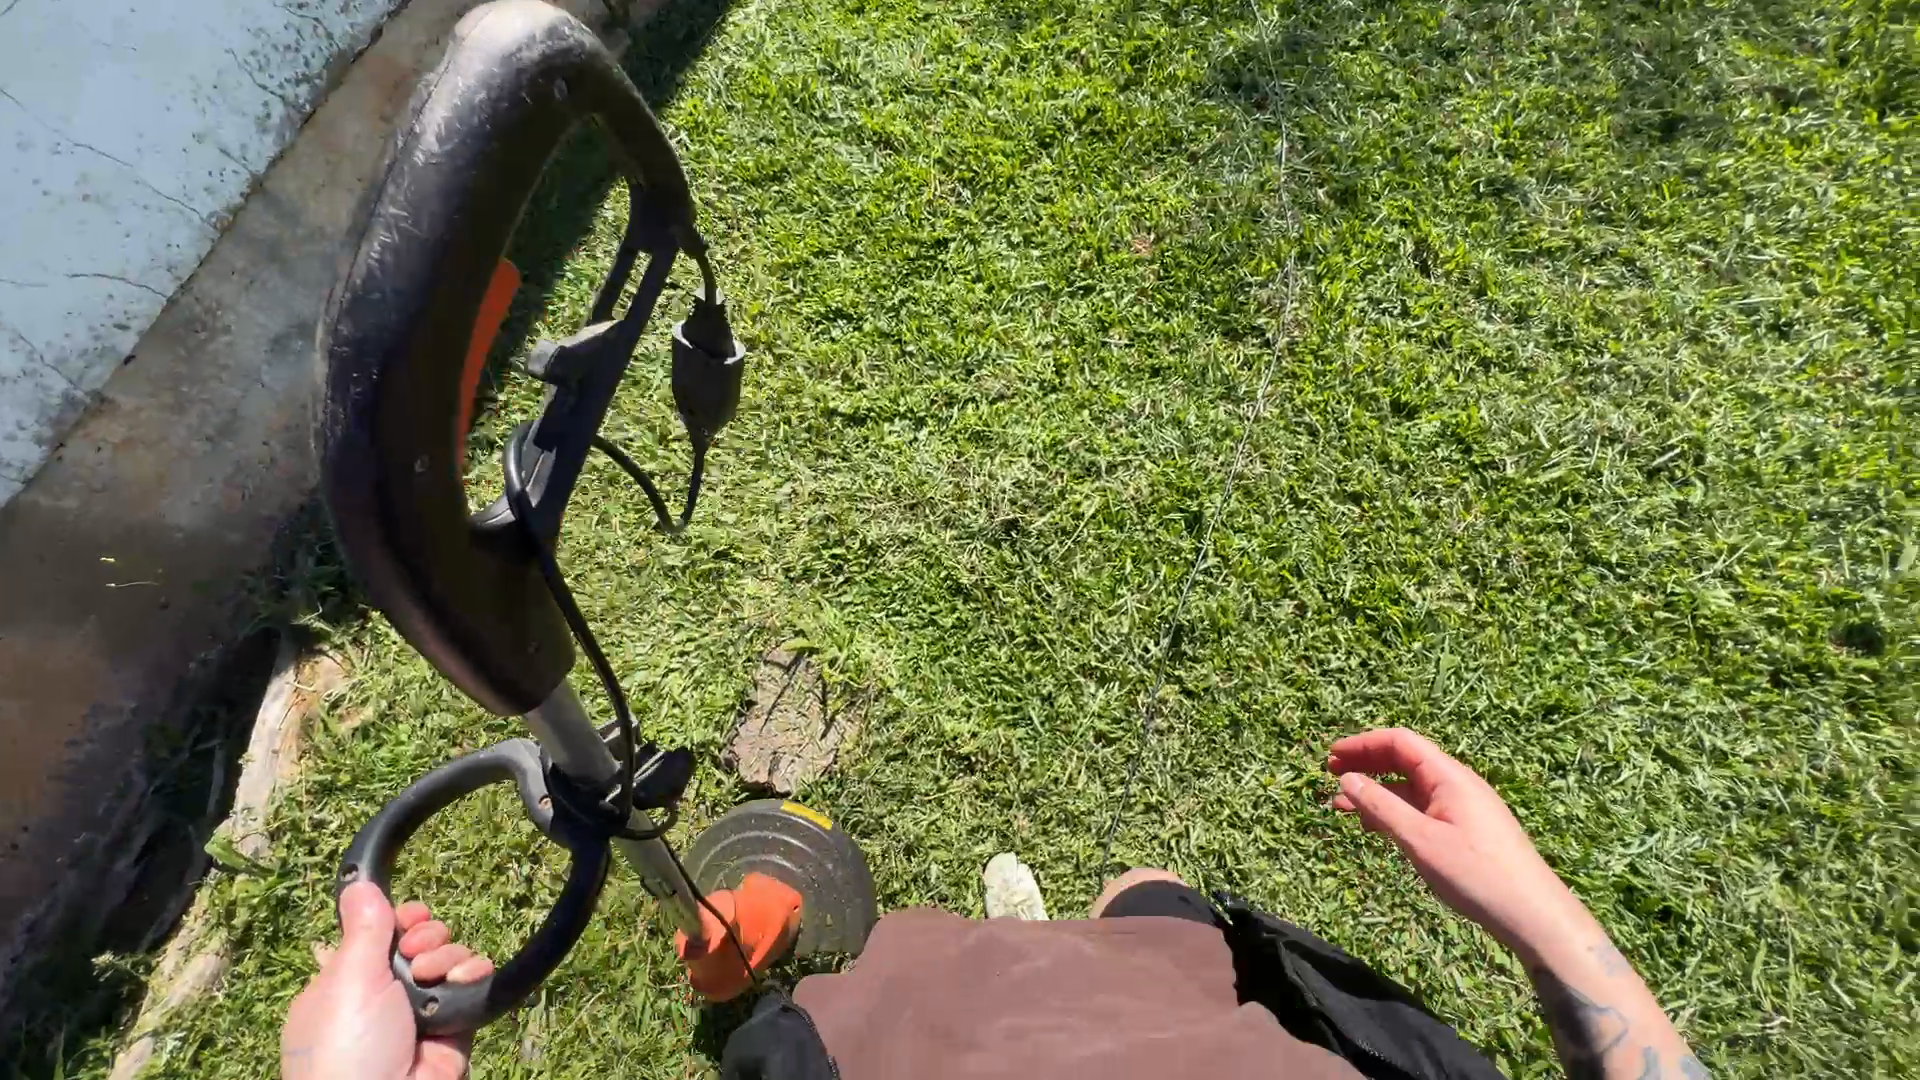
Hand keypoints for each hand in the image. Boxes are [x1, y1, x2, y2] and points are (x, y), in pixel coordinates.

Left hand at [281, 882, 494, 1078]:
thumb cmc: (348, 1052)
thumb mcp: (348, 984)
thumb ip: (363, 930)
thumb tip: (357, 884)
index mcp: (344, 987)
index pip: (381, 934)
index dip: (400, 920)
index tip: (409, 919)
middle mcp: (383, 995)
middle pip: (422, 939)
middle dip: (429, 938)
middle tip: (418, 956)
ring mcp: (421, 1007)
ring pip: (451, 954)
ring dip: (450, 957)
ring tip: (438, 979)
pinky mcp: (455, 1018)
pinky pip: (474, 977)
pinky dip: (473, 974)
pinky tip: (464, 984)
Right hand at [1328, 727, 1597, 957]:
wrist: (1538, 920)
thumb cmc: (1477, 875)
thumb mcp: (1420, 839)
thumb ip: (1380, 805)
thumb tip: (1346, 778)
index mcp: (1450, 777)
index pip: (1399, 742)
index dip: (1362, 744)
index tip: (1332, 757)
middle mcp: (1457, 784)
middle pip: (1403, 760)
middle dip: (1365, 764)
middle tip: (1331, 775)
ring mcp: (1463, 807)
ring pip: (1409, 787)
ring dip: (1375, 790)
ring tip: (1343, 806)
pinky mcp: (1465, 828)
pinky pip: (1420, 807)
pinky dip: (1393, 810)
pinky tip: (1375, 826)